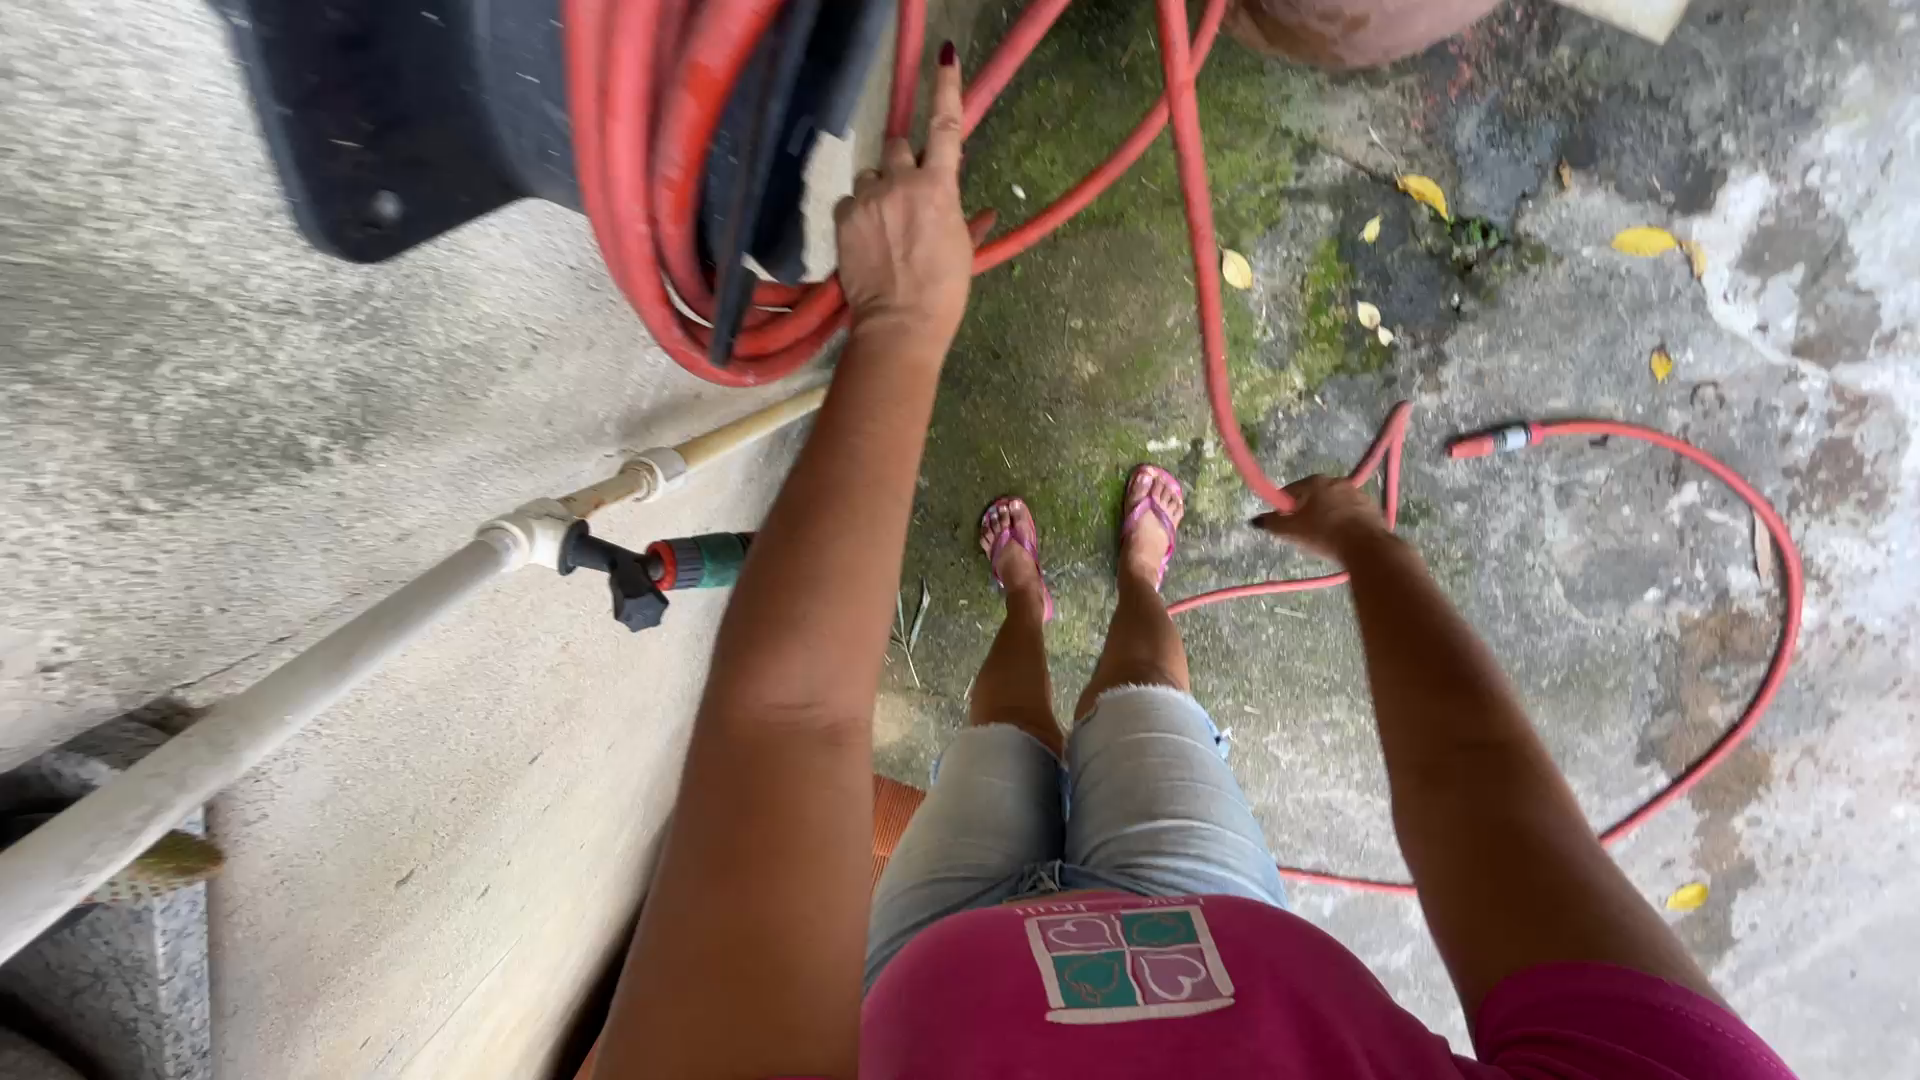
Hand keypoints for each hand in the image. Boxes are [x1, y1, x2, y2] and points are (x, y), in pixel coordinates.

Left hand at [834, 42, 972, 346]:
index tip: (946, 57)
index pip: (946, 126)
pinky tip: (865, 238)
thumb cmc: (944, 293)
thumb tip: (985, 213)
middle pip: (898, 147)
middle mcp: (902, 182)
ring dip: (877, 189)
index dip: (947, 88)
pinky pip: (850, 200)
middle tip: (905, 197)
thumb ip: (969, 224)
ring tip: (883, 225)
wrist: (900, 324)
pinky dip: (857, 212)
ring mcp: (870, 198)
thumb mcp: (964, 254)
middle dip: (902, 165)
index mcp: (939, 188)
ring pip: (871, 174)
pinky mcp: (844, 217)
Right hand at [1251, 476, 1391, 559]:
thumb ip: (1271, 523)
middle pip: (1312, 496)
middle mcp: (1336, 481)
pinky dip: (1343, 521)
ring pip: (1332, 504)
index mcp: (1314, 482)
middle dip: (1305, 511)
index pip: (1289, 491)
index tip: (1283, 524)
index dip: (1282, 508)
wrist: (1365, 546)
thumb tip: (1255, 520)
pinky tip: (1341, 537)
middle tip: (1302, 532)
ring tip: (1323, 537)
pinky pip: (1349, 513)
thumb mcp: (1290, 531)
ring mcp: (1357, 493)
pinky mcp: (1372, 507)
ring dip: (1325, 515)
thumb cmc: (1323, 534)